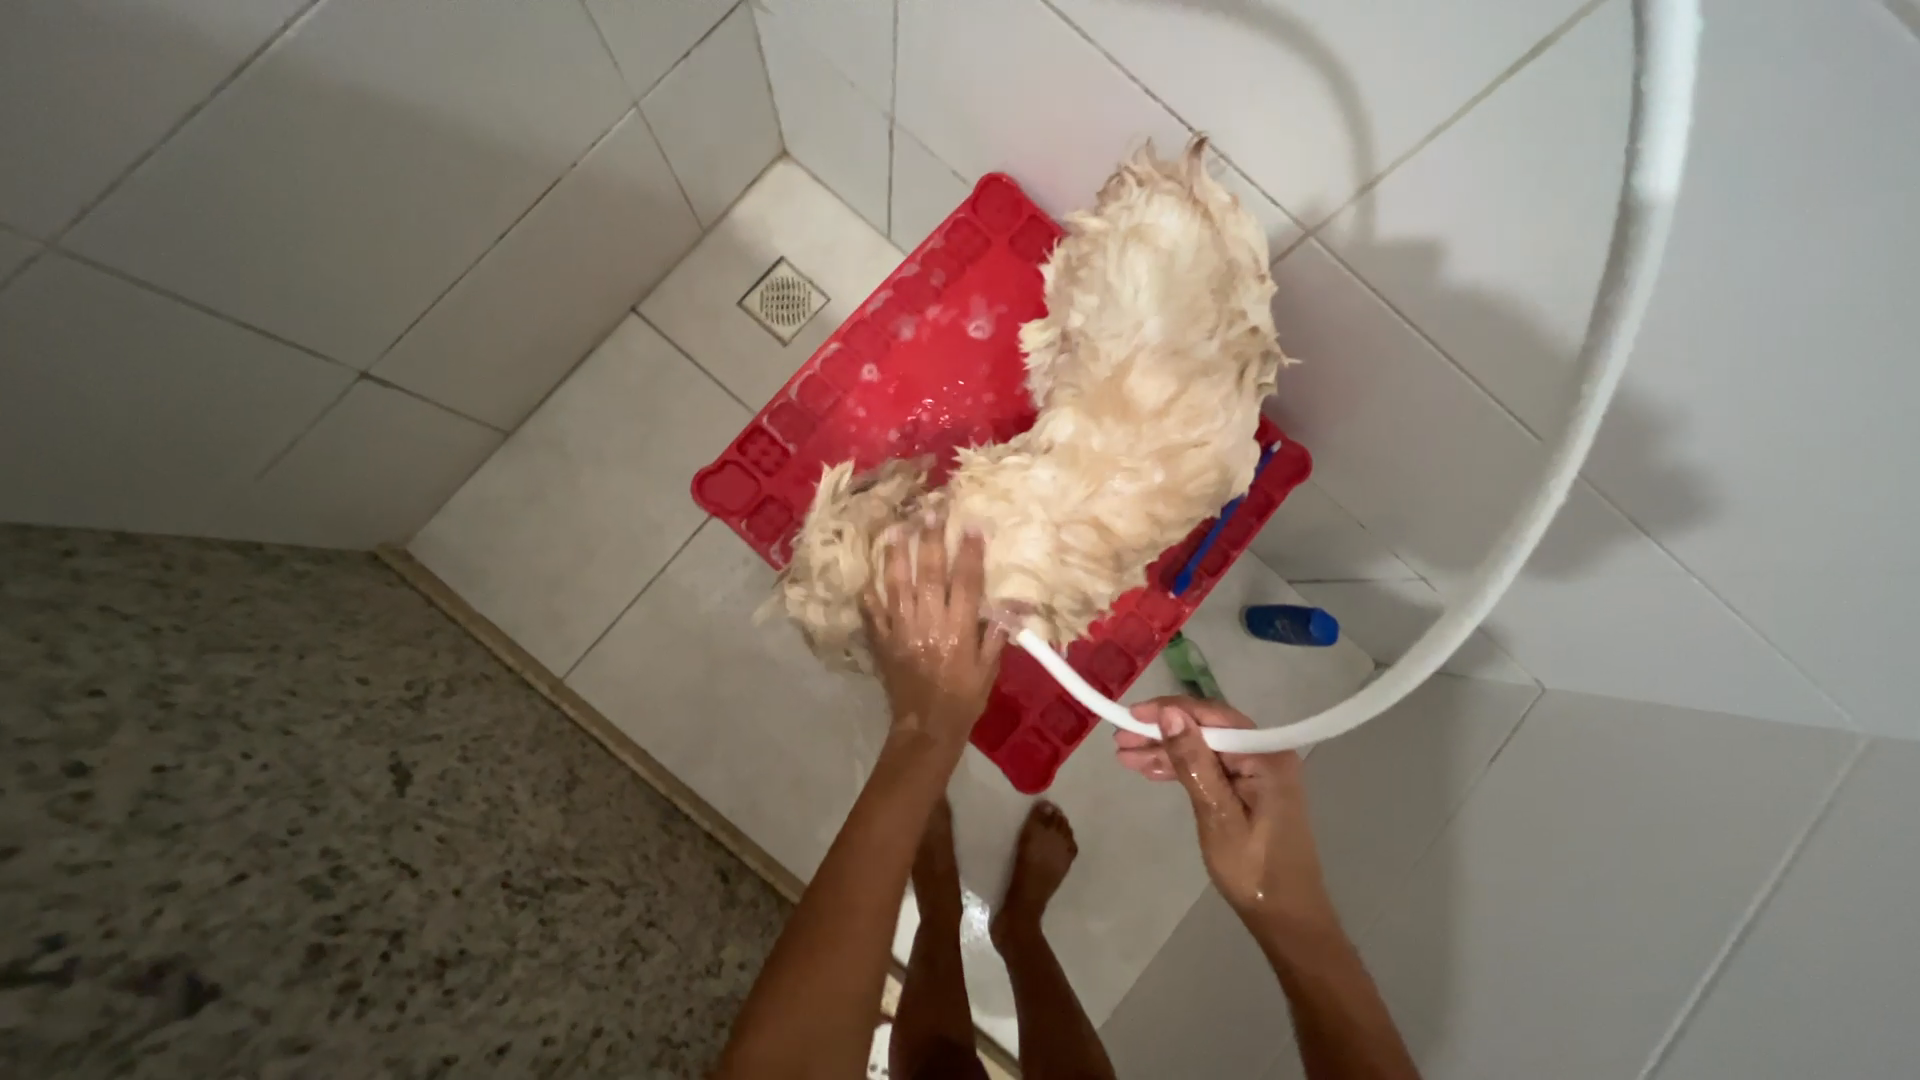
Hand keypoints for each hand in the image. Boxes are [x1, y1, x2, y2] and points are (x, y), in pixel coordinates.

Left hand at [862, 518, 1006, 753]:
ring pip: (897, 584)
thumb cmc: (964, 697)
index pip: (966, 581)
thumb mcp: (989, 668)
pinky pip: (873, 611)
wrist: (927, 727)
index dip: (970, 552)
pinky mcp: (883, 641)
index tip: (971, 525)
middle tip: (930, 510)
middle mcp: (929, 622)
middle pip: (930, 572)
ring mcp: (902, 629)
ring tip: (895, 528)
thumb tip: (1015, 605)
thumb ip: (997, 634)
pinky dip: (869, 592)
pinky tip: (867, 573)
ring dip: (896, 554)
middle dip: (930, 539)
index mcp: (959, 628)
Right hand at [1115, 697, 1334, 929]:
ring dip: (1166, 751)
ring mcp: (1258, 773)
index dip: (1169, 711)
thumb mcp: (1217, 815)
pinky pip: (1211, 767)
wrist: (1287, 918)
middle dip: (1162, 732)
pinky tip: (1152, 770)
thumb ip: (1194, 762)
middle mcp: (1265, 755)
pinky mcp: (1250, 790)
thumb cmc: (1254, 870)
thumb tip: (1169, 714)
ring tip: (1125, 756)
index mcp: (1265, 756)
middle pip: (1206, 730)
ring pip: (1204, 749)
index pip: (1212, 716)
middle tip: (1120, 739)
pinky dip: (1182, 768)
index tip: (1131, 715)